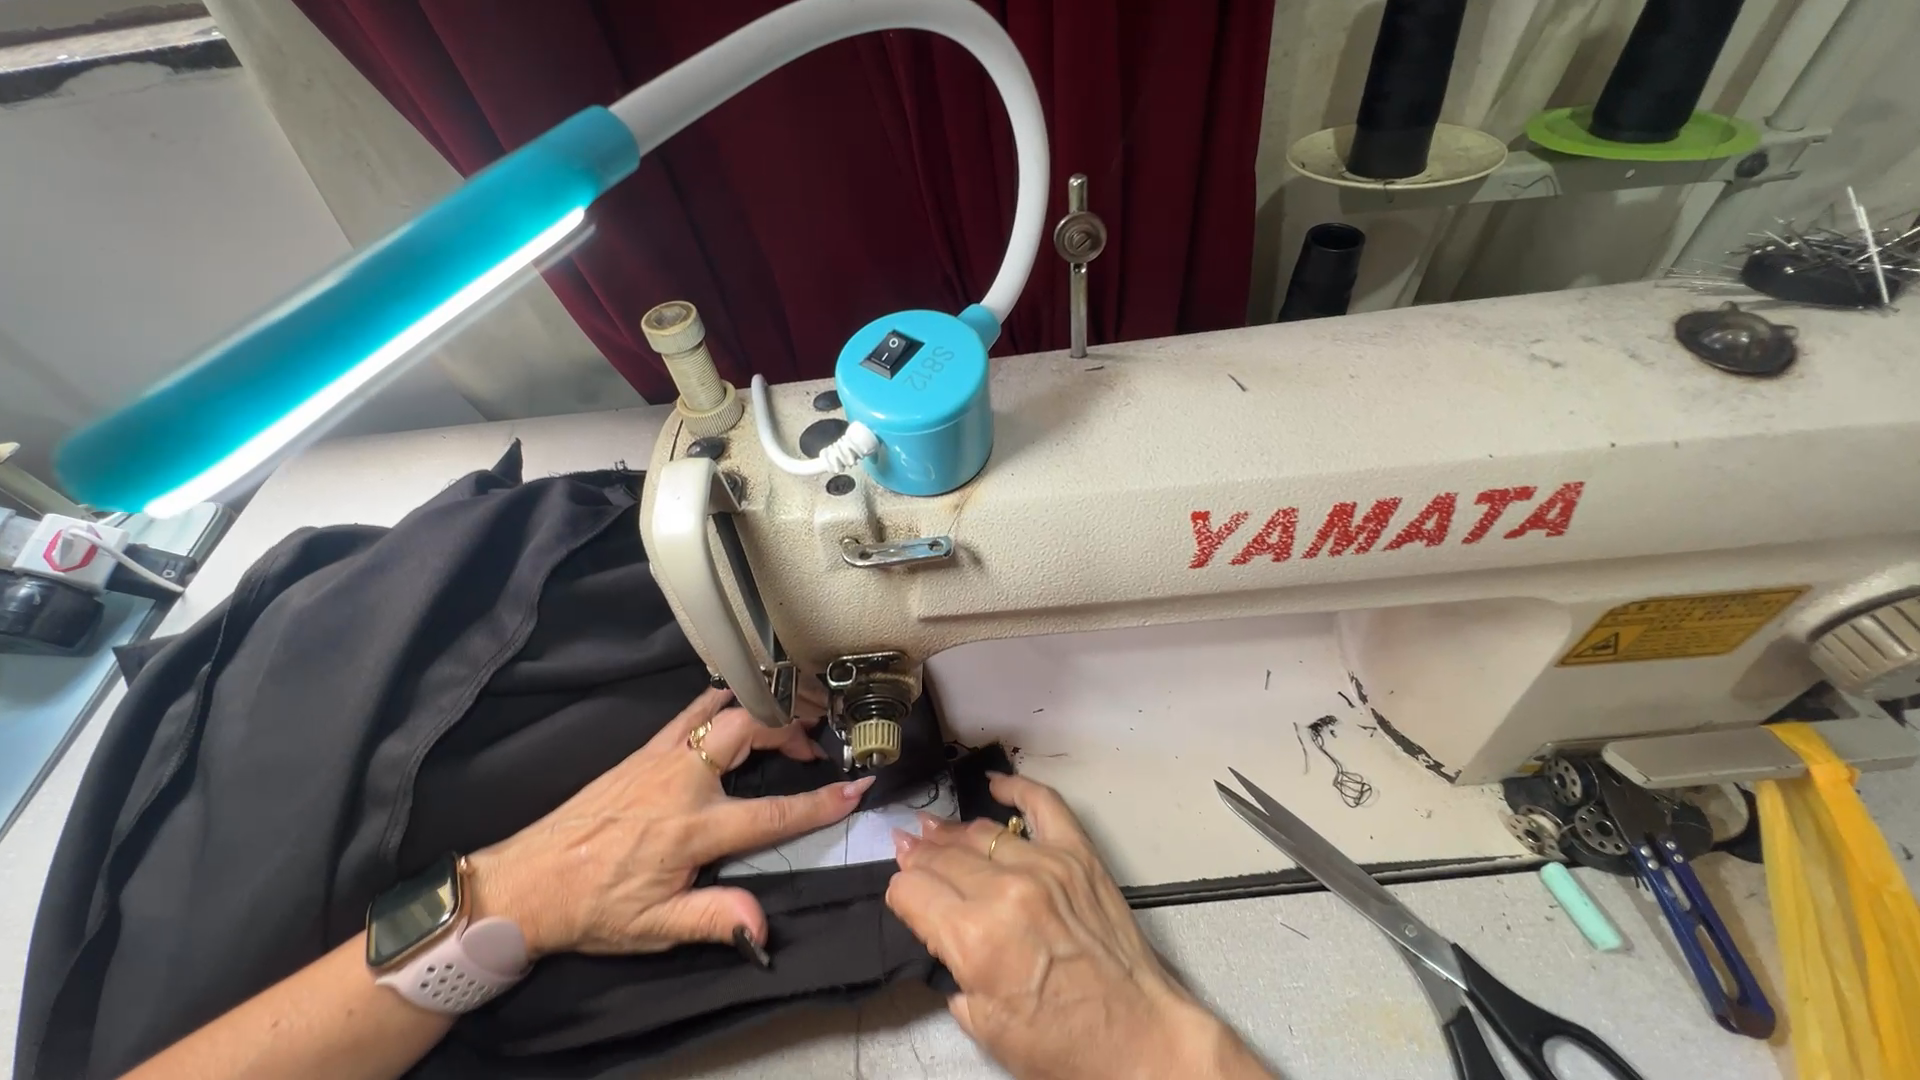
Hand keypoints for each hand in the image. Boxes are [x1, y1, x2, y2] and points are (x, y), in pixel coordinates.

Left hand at [468, 687, 870, 957]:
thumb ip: (713, 919)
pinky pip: (691, 713)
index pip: (773, 814)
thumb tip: (762, 926)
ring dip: (762, 711)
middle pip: (751, 731)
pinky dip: (722, 702)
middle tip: (811, 747)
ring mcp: (661, 759)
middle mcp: (683, 782)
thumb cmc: (595, 908)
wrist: (527, 881)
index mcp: (693, 828)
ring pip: (723, 712)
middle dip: (792, 729)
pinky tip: (735, 706)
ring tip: (785, 723)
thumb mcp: (654, 929)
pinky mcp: (643, 751)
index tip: (856, 789)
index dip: (820, 803)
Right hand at [885, 774, 1269, 1079]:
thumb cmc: (1061, 1045)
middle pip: (941, 857)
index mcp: (974, 938)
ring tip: (933, 829)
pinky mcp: (1079, 854)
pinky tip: (997, 785)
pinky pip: (1044, 804)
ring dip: (950, 832)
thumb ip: (951, 969)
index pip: (911, 891)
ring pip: (980, 832)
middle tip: (906, 851)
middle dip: (918, 858)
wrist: (1139, 1038)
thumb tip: (939, 928)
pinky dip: (1018, 788)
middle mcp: (1005, 891)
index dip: (900, 894)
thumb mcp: (984, 1024)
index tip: (902, 895)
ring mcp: (1045, 865)